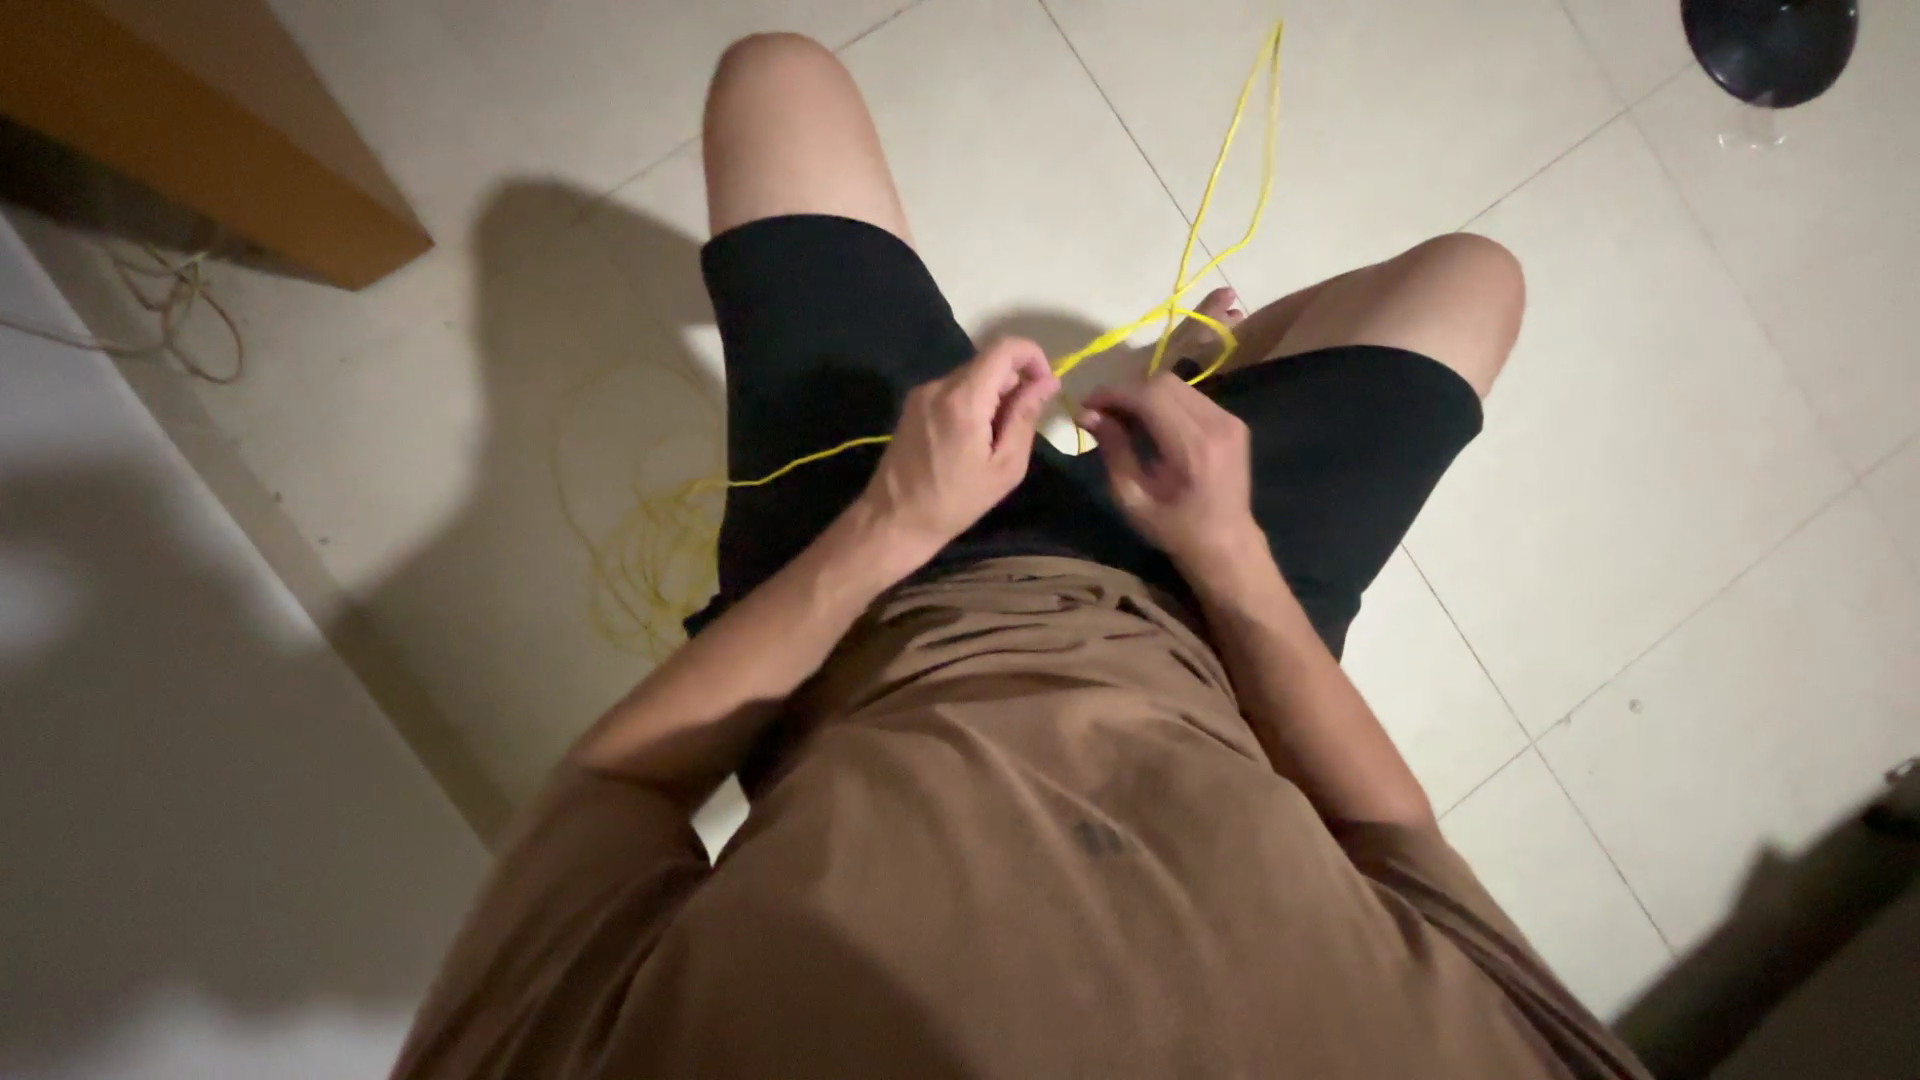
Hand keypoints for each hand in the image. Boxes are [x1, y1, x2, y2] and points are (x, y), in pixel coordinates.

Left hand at [860, 337, 1059, 557]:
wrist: (895, 519)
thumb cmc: (956, 501)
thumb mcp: (1004, 466)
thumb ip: (1026, 417)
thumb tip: (1048, 382)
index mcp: (964, 399)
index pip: (1004, 348)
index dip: (1033, 356)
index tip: (1045, 384)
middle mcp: (939, 386)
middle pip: (988, 362)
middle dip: (1013, 383)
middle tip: (1020, 424)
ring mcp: (921, 393)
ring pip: (970, 376)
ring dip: (992, 395)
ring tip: (993, 438)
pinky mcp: (912, 405)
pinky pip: (952, 390)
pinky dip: (972, 402)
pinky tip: (970, 439)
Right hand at [1081, 373, 1263, 577]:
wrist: (1226, 543)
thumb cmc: (1174, 529)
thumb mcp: (1133, 498)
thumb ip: (1114, 451)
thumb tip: (1088, 415)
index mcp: (1193, 447)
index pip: (1150, 396)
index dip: (1114, 394)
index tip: (1087, 405)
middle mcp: (1217, 424)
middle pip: (1163, 383)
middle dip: (1127, 392)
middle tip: (1102, 413)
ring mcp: (1230, 420)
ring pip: (1177, 385)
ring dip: (1144, 395)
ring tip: (1122, 418)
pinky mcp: (1233, 422)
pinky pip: (1190, 397)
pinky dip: (1163, 403)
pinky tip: (1148, 424)